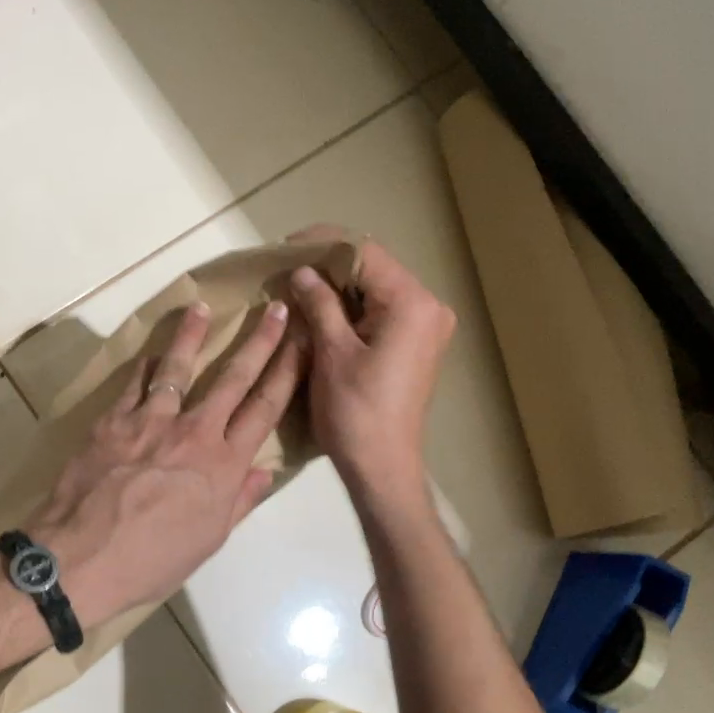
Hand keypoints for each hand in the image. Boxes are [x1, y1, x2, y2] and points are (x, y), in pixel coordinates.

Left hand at [28, 300, 304, 622]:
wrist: (82, 556)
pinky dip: (146, 367)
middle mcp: (194, 432)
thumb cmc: (152, 560)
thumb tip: (264, 472)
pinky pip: (135, 385)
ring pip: (178, 368)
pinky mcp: (113, 421)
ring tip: (199, 308)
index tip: (301, 341)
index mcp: (224, 464)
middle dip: (258, 341)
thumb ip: (238, 501)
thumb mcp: (208, 540)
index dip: (287, 371)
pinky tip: (150, 354)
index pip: (265, 408)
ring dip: (192, 335)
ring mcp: (151, 421)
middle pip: (233, 378)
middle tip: (274, 308)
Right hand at [286, 230, 454, 492]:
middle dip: (328, 266)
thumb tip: (301, 272)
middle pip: (373, 269)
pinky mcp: (415, 346)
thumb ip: (319, 304)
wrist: (381, 467)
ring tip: (296, 289)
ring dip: (337, 288)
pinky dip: (350, 310)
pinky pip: (380, 313)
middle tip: (286, 269)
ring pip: (375, 291)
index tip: (286, 247)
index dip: (323, 245)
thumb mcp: (331, 354)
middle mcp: (428, 307)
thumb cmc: (355, 413)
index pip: (365, 253)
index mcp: (412, 304)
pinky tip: (320, 314)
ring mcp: (425, 328)